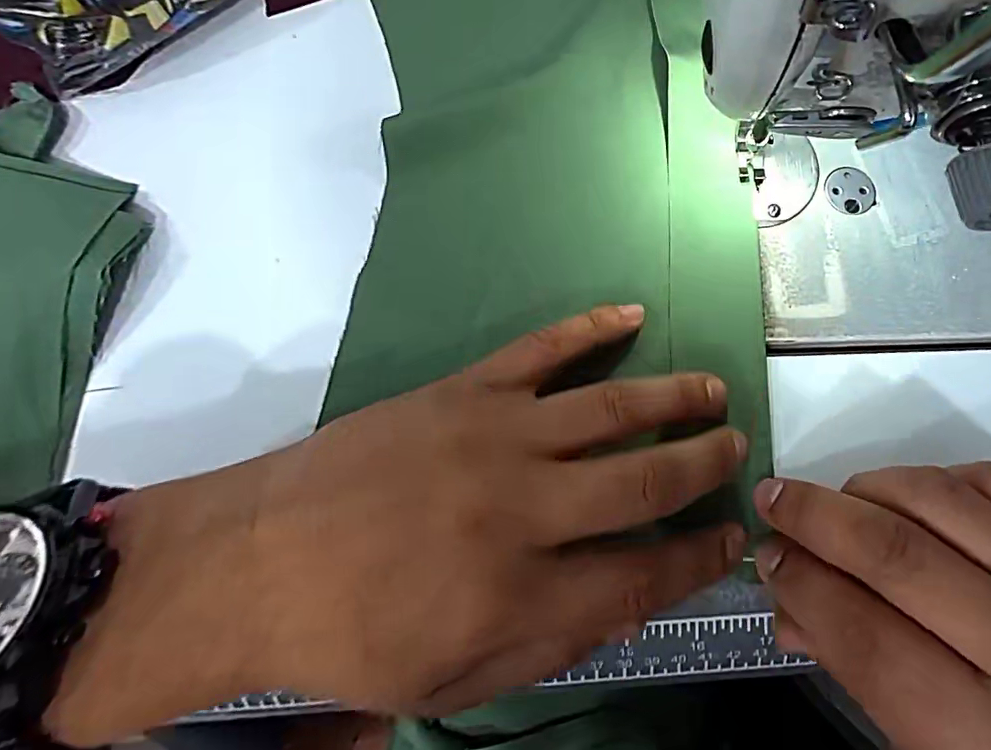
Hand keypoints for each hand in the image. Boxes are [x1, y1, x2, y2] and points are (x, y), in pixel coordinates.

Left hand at [44, 306, 746, 742]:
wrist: (255, 560)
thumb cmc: (353, 634)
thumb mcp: (451, 678)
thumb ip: (551, 643)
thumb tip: (631, 599)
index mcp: (519, 594)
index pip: (642, 572)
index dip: (697, 556)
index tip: (730, 536)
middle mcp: (523, 508)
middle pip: (643, 479)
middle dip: (702, 463)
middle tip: (735, 445)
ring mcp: (498, 435)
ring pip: (612, 407)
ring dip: (672, 395)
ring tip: (711, 389)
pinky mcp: (469, 389)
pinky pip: (545, 349)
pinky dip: (593, 327)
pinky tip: (633, 313)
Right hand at [753, 465, 990, 749]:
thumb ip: (861, 680)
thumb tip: (791, 606)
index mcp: (987, 736)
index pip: (869, 639)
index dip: (804, 586)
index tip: (767, 555)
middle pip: (899, 556)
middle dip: (819, 518)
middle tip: (774, 497)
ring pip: (942, 501)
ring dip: (870, 488)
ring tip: (837, 499)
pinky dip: (934, 477)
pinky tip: (907, 493)